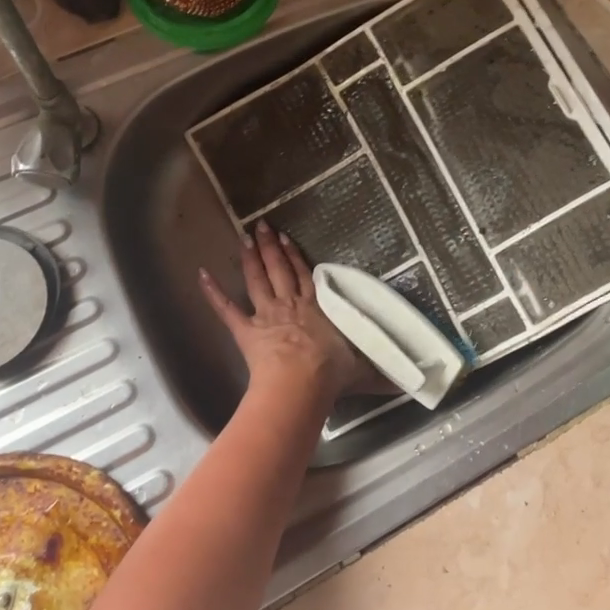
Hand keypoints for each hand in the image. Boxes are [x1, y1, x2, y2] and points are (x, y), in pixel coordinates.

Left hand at [198, 221, 372, 402]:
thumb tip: (408, 383)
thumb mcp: (363, 370)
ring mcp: (266, 315)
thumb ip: (381, 374)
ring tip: (243, 238)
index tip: (287, 240)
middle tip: (262, 226)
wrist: (300, 383)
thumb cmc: (331, 373)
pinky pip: (226, 309)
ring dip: (249, 259)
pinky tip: (201, 274)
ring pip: (256, 280)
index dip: (295, 257)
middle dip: (271, 247)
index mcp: (317, 308)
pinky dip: (212, 292)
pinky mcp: (246, 330)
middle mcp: (290, 304)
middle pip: (279, 270)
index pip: (305, 276)